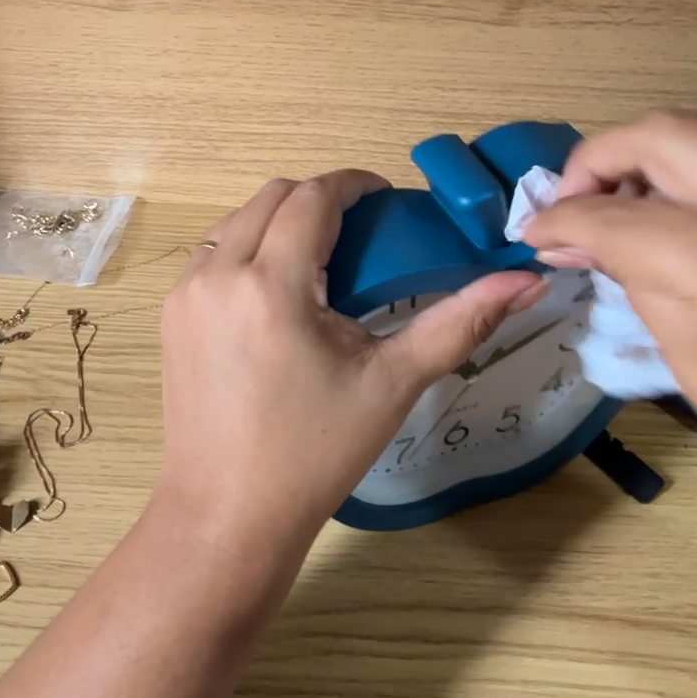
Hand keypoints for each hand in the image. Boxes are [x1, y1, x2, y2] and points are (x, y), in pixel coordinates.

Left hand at [155, 171, 547, 557]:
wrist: (227, 512)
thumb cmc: (314, 453)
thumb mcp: (391, 384)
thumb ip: (460, 322)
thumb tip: (526, 280)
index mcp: (271, 285)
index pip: (311, 198)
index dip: (352, 185)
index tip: (385, 196)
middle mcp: (217, 274)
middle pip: (271, 196)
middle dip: (318, 198)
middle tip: (360, 229)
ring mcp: (185, 293)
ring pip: (235, 219)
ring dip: (279, 218)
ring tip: (320, 256)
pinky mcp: (170, 314)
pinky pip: (210, 250)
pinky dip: (246, 245)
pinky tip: (276, 286)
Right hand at [522, 111, 696, 539]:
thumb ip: (647, 291)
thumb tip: (588, 243)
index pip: (629, 218)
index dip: (565, 219)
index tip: (534, 233)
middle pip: (671, 133)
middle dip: (600, 156)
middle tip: (569, 202)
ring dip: (647, 154)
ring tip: (615, 203)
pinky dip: (694, 167)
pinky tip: (675, 211)